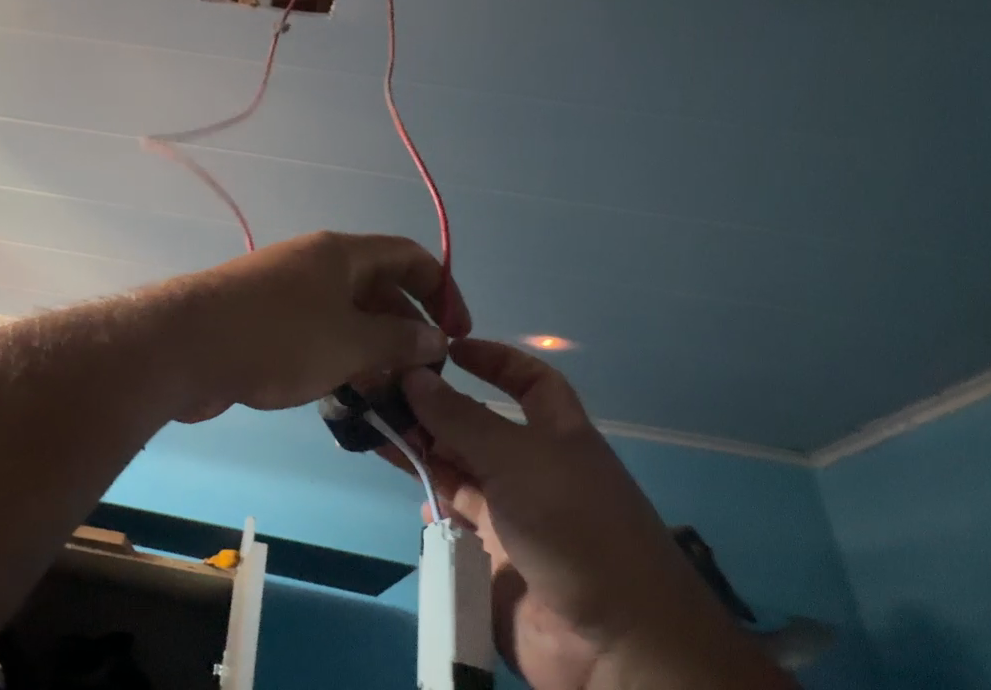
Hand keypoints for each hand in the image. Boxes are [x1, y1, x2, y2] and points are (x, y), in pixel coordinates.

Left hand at [156, 232, 468, 421]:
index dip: (442, 290)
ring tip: (395, 398)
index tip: (459, 335)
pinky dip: (339, 364)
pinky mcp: (265, 327)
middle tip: (426, 378)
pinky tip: (351, 401)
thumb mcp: (351, 341)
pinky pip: (317, 340)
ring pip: (347, 321)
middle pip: (378, 290)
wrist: (186, 347)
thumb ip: (398, 340)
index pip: (409, 257)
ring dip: (374, 355)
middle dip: (407, 331)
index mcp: (341, 254)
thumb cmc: (278, 337)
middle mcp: (316, 267)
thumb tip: (434, 336)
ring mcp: (288, 296)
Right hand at [388, 340, 793, 689]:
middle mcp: (533, 470)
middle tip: (381, 394)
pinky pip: (455, 525)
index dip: (494, 361)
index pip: (529, 383)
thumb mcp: (516, 458)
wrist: (613, 641)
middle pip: (478, 427)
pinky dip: (433, 511)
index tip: (449, 347)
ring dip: (422, 456)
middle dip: (436, 409)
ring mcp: (513, 516)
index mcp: (557, 436)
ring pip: (458, 473)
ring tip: (377, 436)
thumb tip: (413, 375)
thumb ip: (459, 418)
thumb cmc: (574, 526)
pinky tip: (415, 502)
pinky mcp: (493, 559)